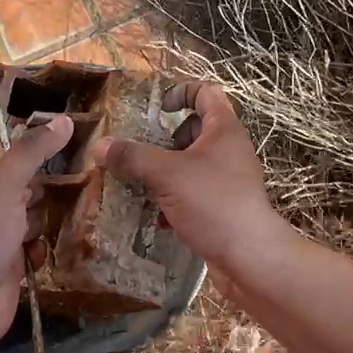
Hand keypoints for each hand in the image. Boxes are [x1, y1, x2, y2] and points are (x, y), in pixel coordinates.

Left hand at [0, 113, 72, 350]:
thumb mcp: (9, 178)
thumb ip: (36, 148)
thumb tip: (66, 119)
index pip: (20, 140)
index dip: (43, 134)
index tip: (77, 127)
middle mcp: (1, 192)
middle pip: (37, 175)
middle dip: (59, 178)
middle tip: (94, 172)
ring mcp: (9, 225)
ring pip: (43, 209)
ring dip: (56, 214)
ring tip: (84, 210)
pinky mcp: (19, 256)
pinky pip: (43, 241)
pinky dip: (48, 245)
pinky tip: (57, 243)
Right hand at [93, 81, 280, 269]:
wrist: (252, 261)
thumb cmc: (214, 202)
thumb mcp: (167, 174)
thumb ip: (132, 156)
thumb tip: (99, 146)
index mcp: (223, 129)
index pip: (204, 92)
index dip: (179, 92)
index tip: (157, 110)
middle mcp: (229, 149)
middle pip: (194, 128)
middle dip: (165, 139)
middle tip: (143, 150)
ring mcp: (229, 179)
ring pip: (191, 163)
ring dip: (165, 171)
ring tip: (143, 184)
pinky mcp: (224, 207)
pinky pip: (194, 192)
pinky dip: (175, 199)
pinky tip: (158, 217)